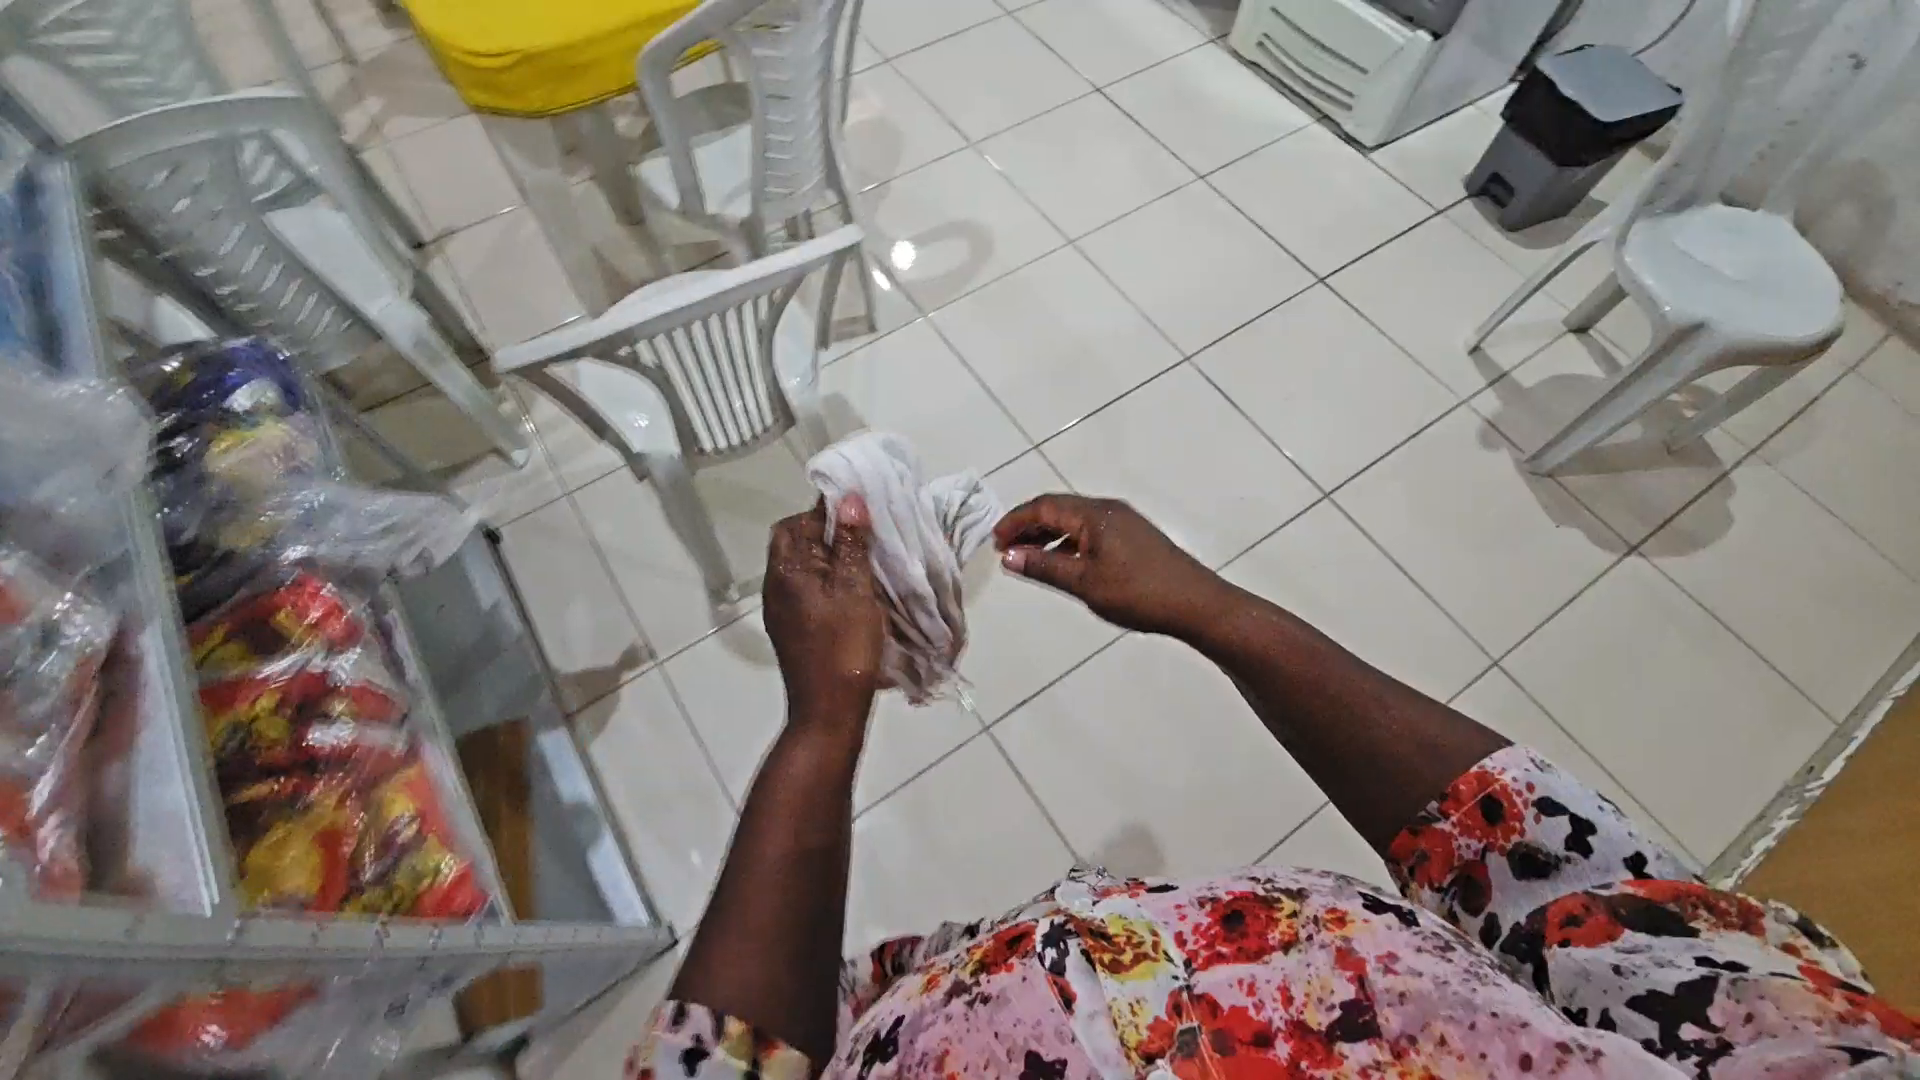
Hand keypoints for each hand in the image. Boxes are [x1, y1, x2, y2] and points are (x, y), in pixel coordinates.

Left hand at [763, 494, 885, 729]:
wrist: (829, 711)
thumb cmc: (844, 648)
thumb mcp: (856, 590)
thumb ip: (851, 543)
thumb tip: (850, 498)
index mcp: (786, 571)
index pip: (798, 521)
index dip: (828, 510)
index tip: (862, 513)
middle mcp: (775, 586)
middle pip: (795, 542)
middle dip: (828, 533)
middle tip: (866, 538)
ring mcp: (781, 610)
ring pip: (803, 567)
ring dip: (831, 558)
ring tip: (866, 562)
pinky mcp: (793, 628)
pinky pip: (807, 589)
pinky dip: (829, 581)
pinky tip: (856, 591)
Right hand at [993, 494, 1233, 637]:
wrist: (1195, 604)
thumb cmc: (1137, 593)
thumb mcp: (1084, 583)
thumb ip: (1044, 567)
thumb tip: (1009, 557)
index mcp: (1094, 514)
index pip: (1044, 506)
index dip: (1015, 521)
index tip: (994, 542)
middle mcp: (1107, 509)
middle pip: (1058, 509)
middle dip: (1029, 527)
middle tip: (1005, 550)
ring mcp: (1123, 521)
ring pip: (1074, 521)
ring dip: (1047, 536)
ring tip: (1028, 559)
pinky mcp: (1133, 537)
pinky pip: (1089, 531)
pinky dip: (1068, 543)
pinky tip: (1062, 565)